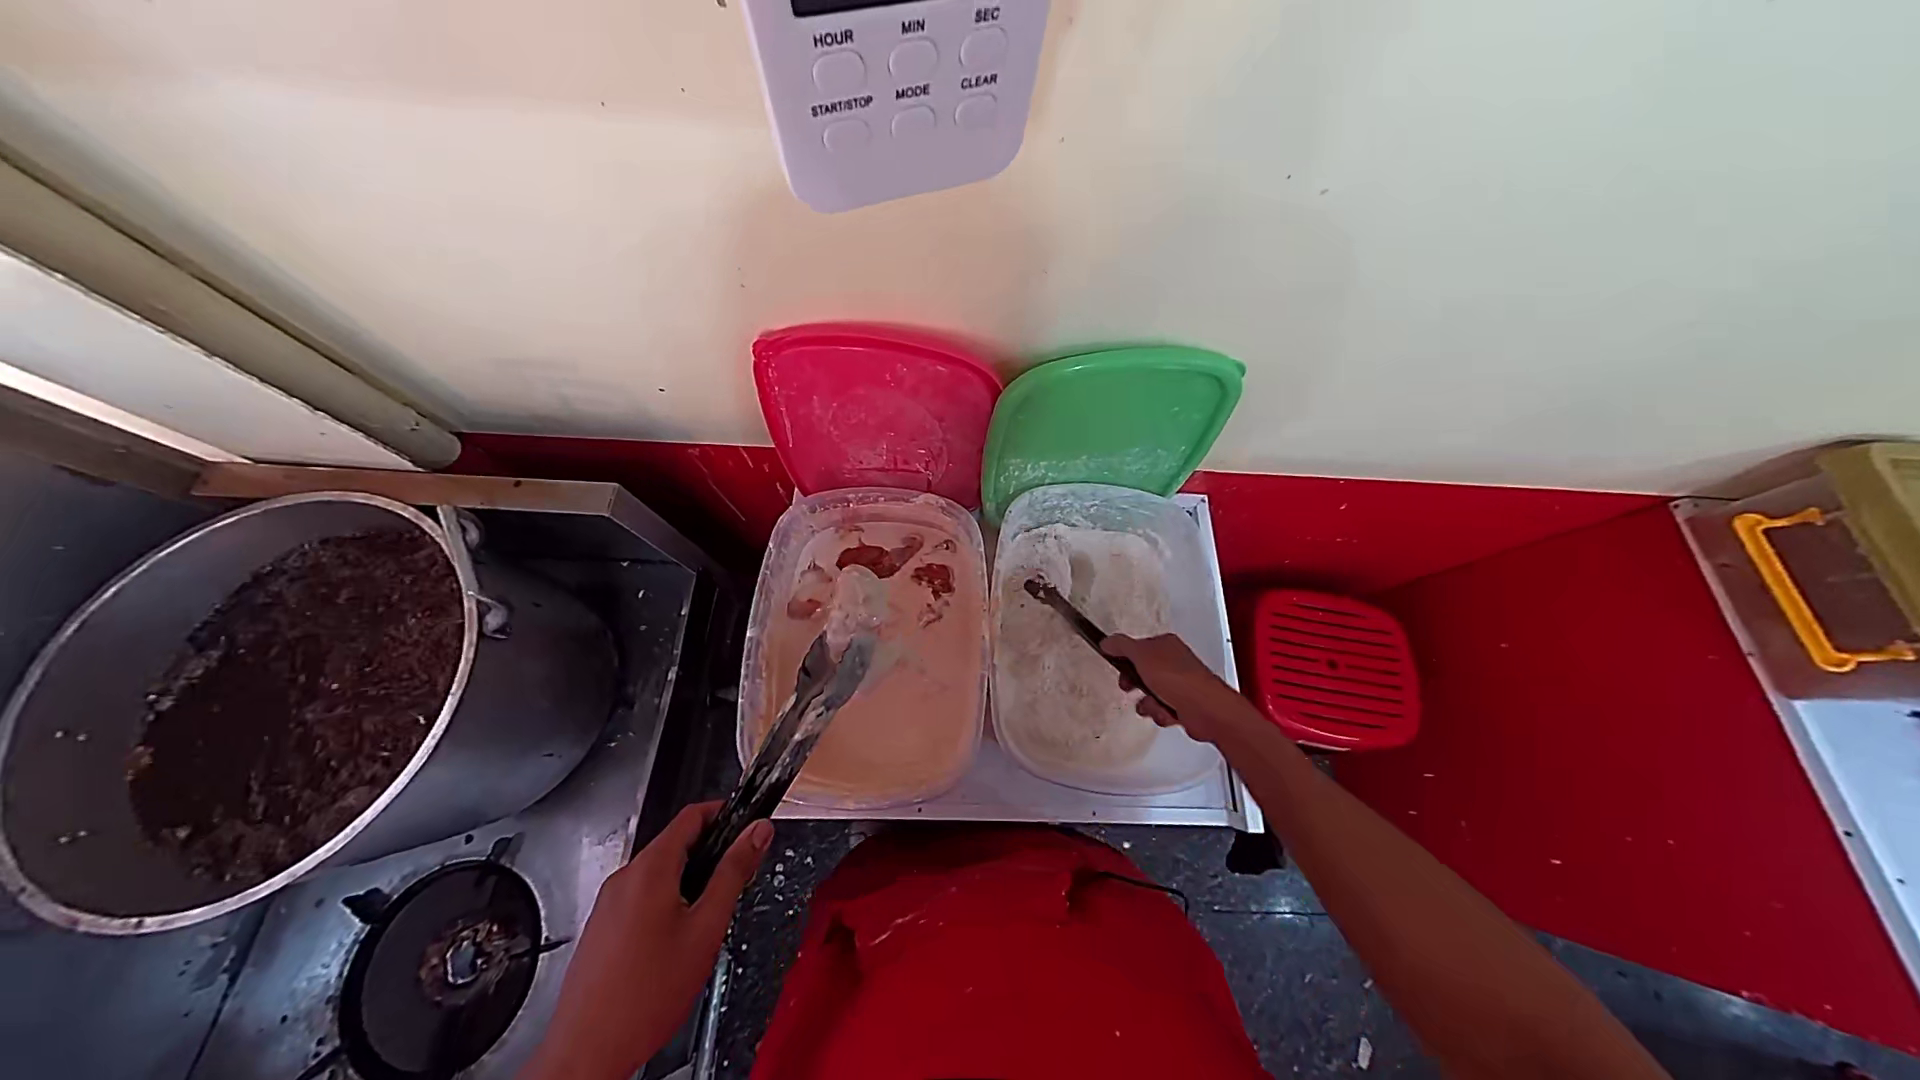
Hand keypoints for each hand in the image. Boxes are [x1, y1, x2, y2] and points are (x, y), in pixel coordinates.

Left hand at [520, 803, 772, 1079]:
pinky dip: (667, 900)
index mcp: (650, 870)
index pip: (691, 815)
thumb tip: (757, 832)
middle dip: (710, 851)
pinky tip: (677, 938)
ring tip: (709, 914)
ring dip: (689, 878)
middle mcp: (624, 879)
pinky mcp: (602, 927)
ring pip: (659, 872)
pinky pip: (641, 896)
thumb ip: (735, 872)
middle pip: (675, 843)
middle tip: (737, 874)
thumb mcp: (707, 927)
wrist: (587, 1054)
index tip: (746, 822)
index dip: (724, 812)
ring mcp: (608, 904)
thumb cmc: (645, 996)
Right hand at [1102, 634, 1261, 745]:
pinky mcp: (1182, 704)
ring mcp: (1179, 684)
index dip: (1124, 657)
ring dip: (1147, 702)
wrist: (1205, 709)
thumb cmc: (1178, 679)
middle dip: (1133, 682)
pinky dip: (1159, 713)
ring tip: (1154, 703)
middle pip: (1141, 671)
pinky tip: (1166, 712)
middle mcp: (1173, 662)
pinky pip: (1160, 709)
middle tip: (1129, 686)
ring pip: (1149, 693)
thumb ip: (1121, 646)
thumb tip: (1106, 641)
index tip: (1115, 664)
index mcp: (1165, 644)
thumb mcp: (1141, 655)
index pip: (1137, 647)